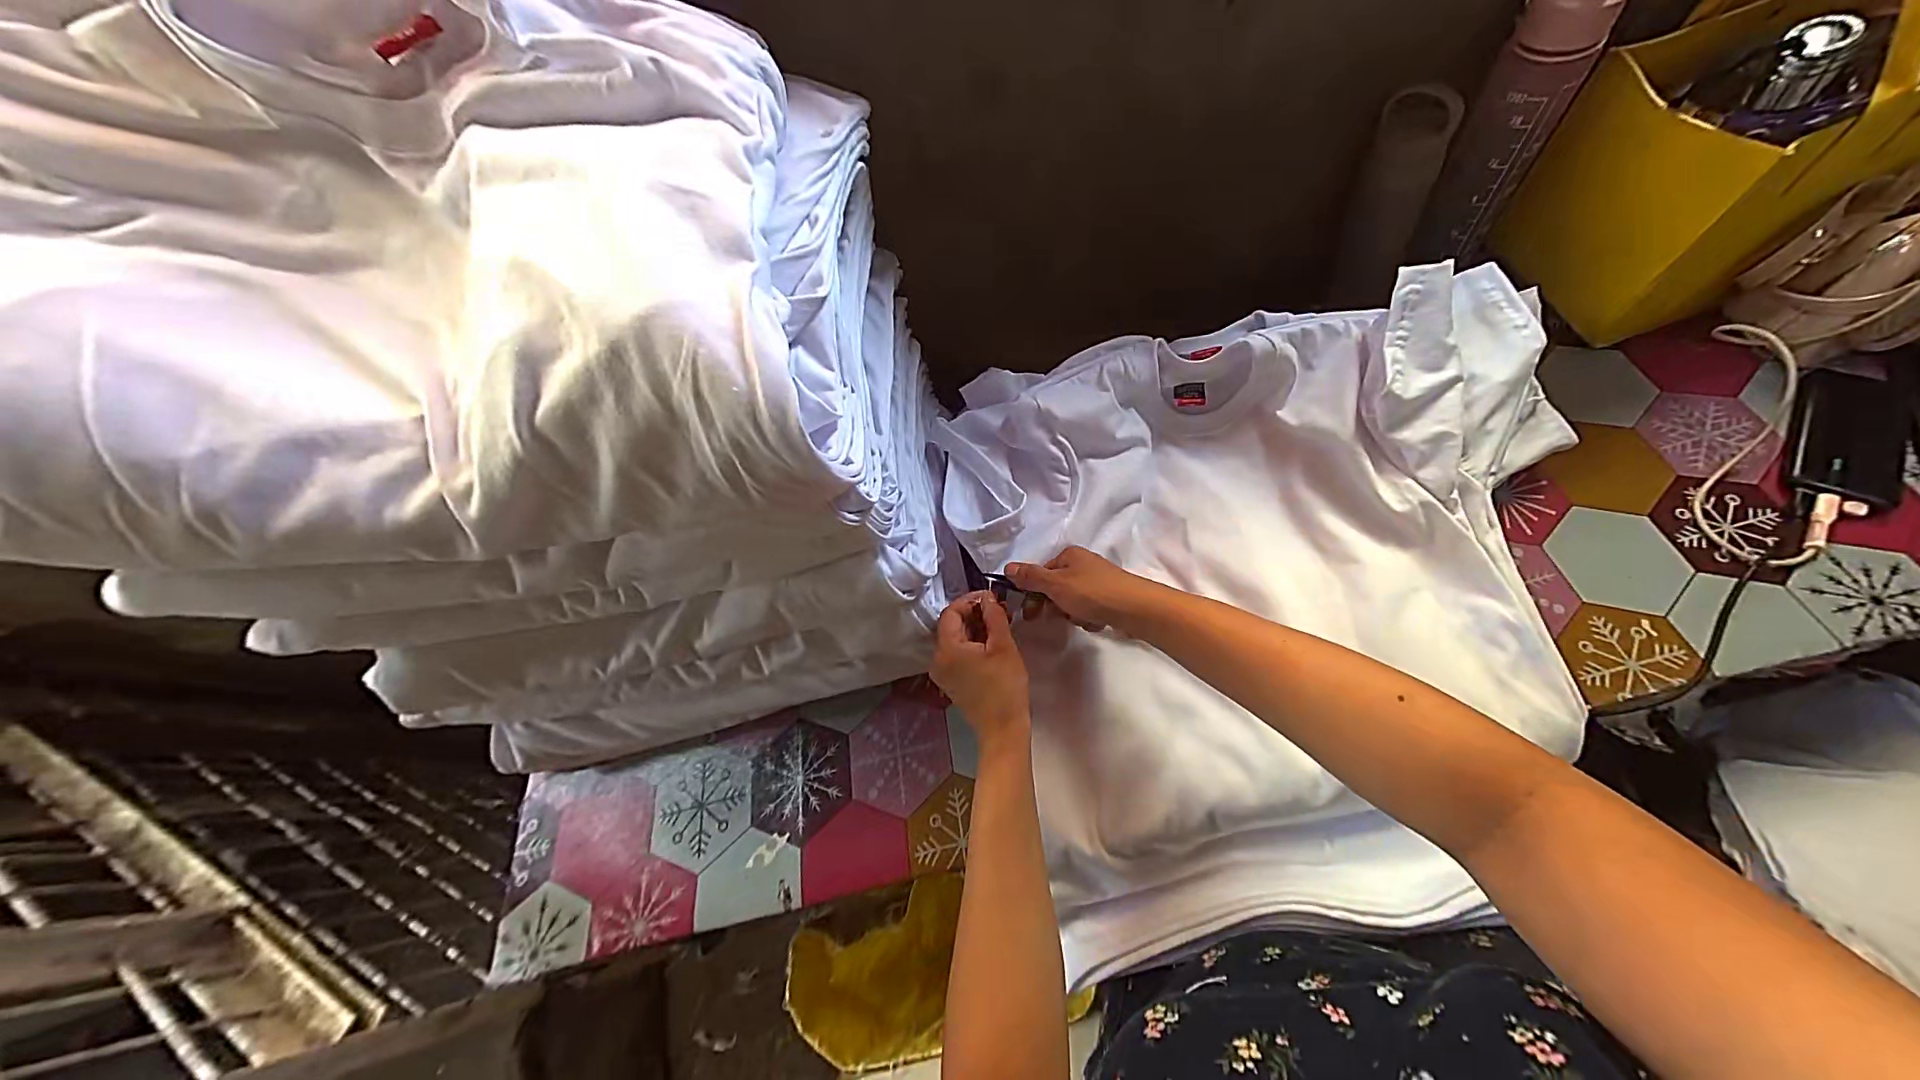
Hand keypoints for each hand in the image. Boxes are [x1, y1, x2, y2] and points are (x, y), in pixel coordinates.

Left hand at [932, 591, 1030, 747]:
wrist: (1003, 728)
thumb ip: (994, 616)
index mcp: (946, 649)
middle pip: (951, 626)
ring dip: (975, 628)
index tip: (991, 598)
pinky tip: (992, 642)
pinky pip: (958, 654)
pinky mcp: (952, 682)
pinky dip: (973, 644)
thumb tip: (988, 598)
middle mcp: (938, 660)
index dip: (970, 600)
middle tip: (998, 609)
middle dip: (974, 614)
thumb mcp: (1004, 646)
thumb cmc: (1005, 688)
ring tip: (999, 624)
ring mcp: (943, 673)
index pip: (951, 612)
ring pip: (956, 640)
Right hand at [1005, 546, 1167, 633]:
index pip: (1040, 573)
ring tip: (1082, 618)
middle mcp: (1083, 563)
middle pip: (1055, 587)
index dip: (1033, 593)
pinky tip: (1095, 621)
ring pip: (1071, 600)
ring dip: (1072, 613)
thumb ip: (1030, 577)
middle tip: (1058, 617)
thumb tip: (1007, 567)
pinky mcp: (1110, 596)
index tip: (1030, 613)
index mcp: (1069, 555)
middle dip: (1055, 605)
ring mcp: (1098, 579)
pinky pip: (1089, 607)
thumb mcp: (1055, 585)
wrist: (1135, 608)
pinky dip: (1088, 616)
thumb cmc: (1092, 593)